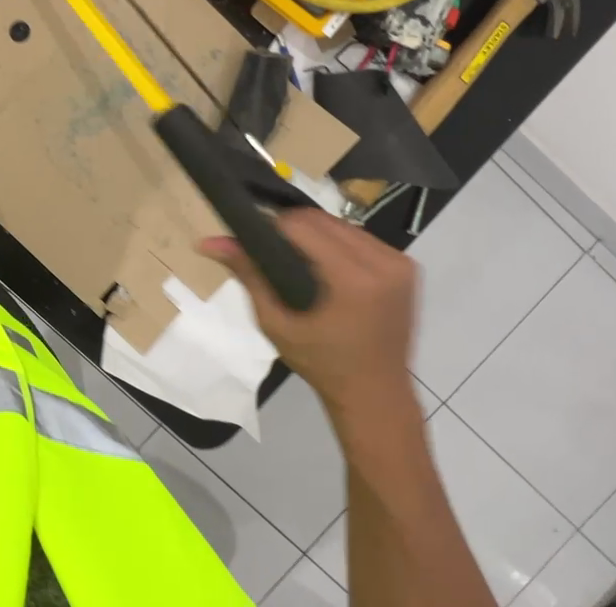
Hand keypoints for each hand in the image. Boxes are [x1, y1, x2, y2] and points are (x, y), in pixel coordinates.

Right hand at [198, 209, 418, 416]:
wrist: (376, 394)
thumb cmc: (322, 364)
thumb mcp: (276, 322)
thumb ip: (248, 275)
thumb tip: (207, 241)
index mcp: (354, 280)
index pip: (303, 225)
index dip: (271, 226)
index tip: (252, 240)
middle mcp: (384, 264)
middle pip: (322, 220)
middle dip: (290, 229)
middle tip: (269, 251)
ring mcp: (401, 264)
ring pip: (341, 224)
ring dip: (314, 233)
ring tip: (294, 257)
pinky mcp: (407, 268)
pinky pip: (361, 237)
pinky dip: (336, 242)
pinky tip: (323, 263)